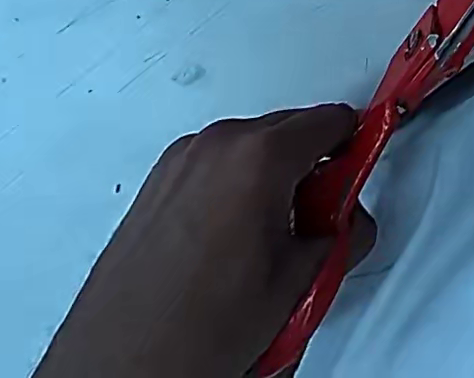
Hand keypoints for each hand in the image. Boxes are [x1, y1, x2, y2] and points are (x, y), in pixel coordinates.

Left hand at [35, 105, 375, 377]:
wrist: (117, 371)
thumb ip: (344, 235)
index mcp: (261, 157)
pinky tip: (229, 241)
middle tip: (316, 216)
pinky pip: (217, 161)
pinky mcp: (159, 178)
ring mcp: (184, 157)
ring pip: (253, 145)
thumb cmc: (196, 334)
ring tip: (266, 240)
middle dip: (313, 164)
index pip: (332, 120)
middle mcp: (221, 143)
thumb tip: (351, 220)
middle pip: (292, 128)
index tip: (356, 166)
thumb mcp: (299, 285)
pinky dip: (235, 183)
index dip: (353, 144)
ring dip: (273, 174)